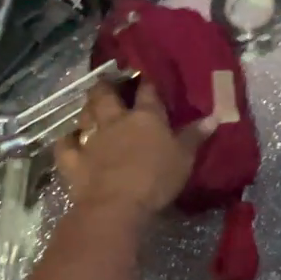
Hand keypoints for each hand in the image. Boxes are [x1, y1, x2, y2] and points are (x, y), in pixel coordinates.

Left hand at [52, 80, 214, 219]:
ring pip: (86, 115)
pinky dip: (67, 140)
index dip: (147, 81)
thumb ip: (195, 136)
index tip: (145, 74)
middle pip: (107, 96)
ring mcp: (93, 140)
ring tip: (90, 104)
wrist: (116, 205)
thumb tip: (214, 116)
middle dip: (107, 86)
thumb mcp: (184, 157)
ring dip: (87, 108)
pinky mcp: (74, 161)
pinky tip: (68, 137)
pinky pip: (66, 145)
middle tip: (107, 82)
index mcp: (146, 116)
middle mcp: (117, 121)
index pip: (147, 91)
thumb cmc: (156, 178)